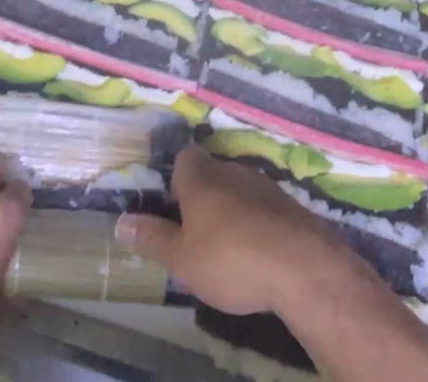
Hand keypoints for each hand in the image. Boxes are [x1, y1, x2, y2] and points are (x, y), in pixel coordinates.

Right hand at [116, 145, 351, 315]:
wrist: (306, 270)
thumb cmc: (230, 259)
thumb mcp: (181, 258)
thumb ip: (152, 238)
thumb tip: (121, 222)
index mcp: (201, 176)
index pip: (183, 157)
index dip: (175, 178)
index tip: (171, 207)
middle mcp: (233, 171)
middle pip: (211, 174)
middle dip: (202, 198)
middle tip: (194, 233)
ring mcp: (267, 187)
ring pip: (239, 192)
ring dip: (232, 213)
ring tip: (226, 249)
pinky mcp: (293, 209)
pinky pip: (265, 211)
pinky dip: (258, 227)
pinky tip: (258, 256)